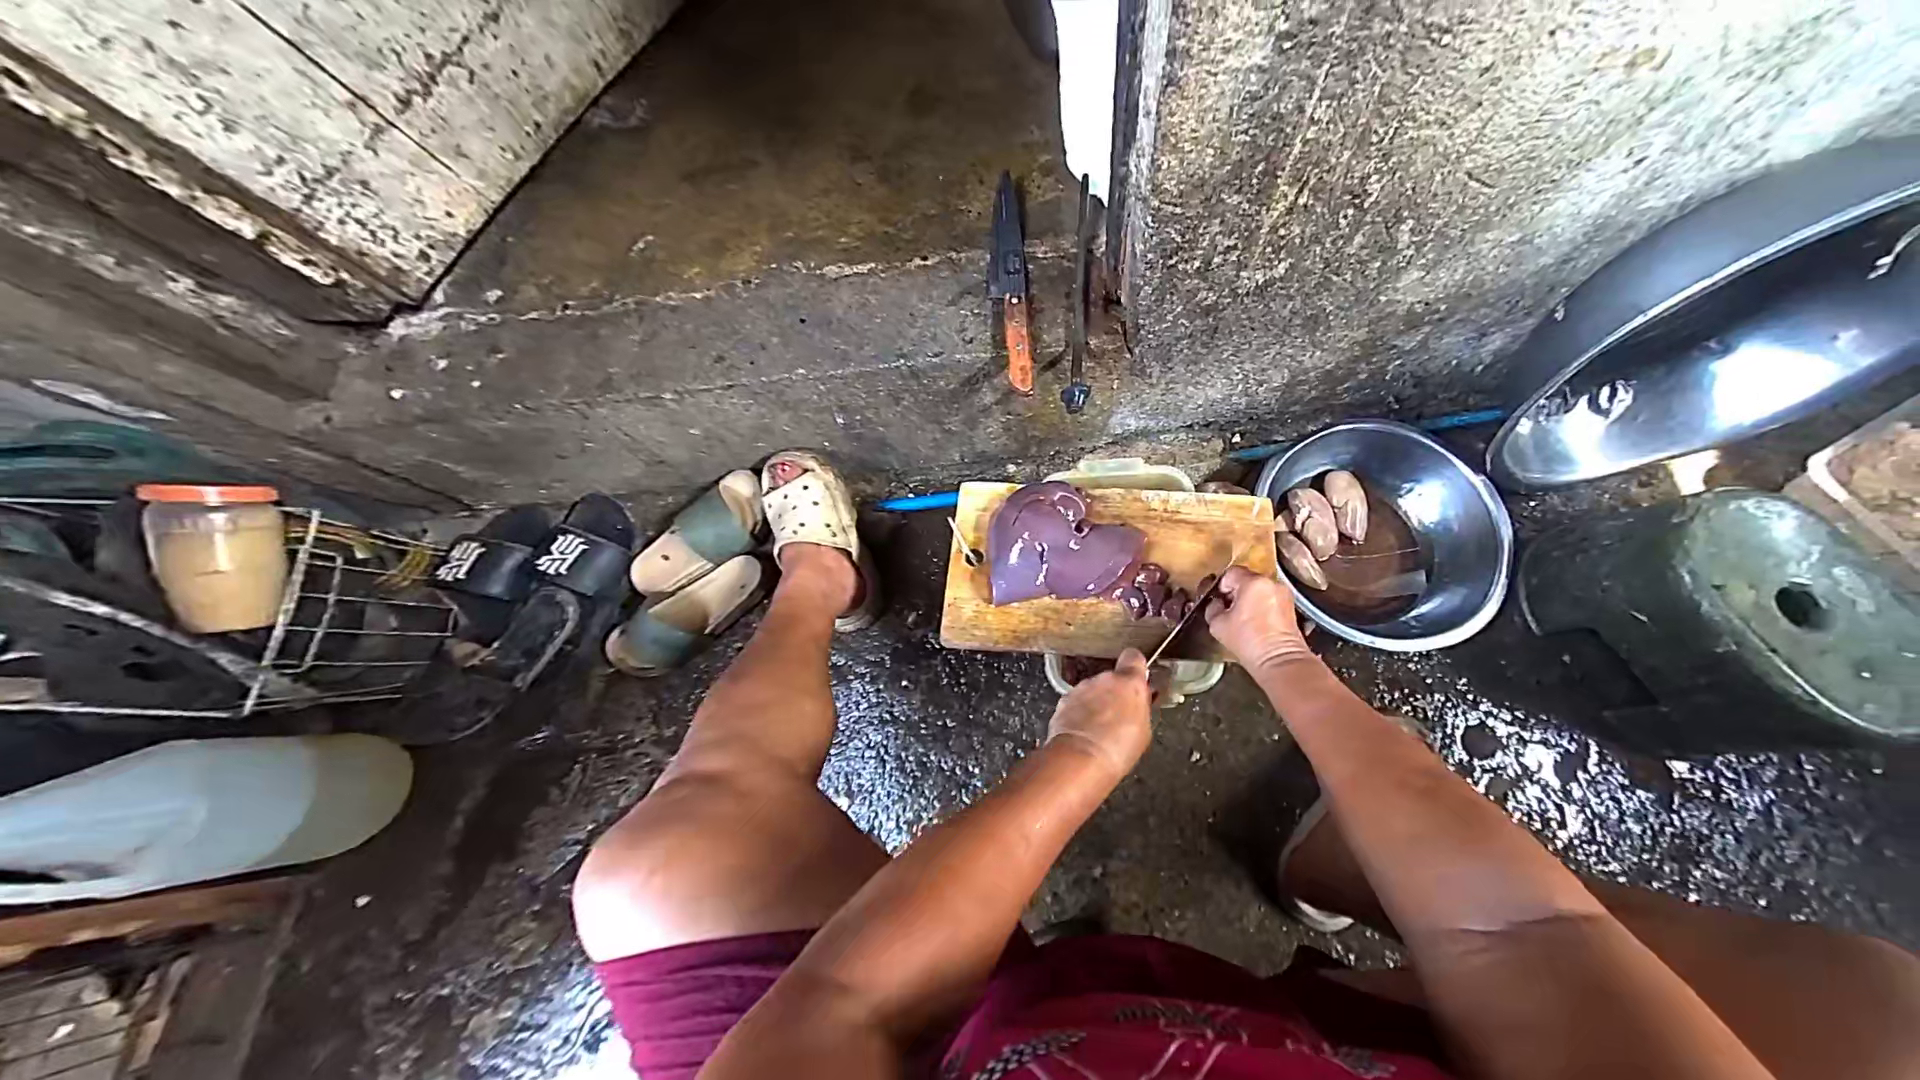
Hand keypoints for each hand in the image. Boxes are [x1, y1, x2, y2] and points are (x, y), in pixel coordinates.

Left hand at [1046, 648, 1153, 779]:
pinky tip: (1085, 731)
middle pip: (1112, 678)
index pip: (1134, 657)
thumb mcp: (1144, 730)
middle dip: (1115, 693)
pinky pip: (1076, 702)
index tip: (1138, 677)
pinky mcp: (1065, 700)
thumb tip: (1139, 703)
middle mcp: (1104, 679)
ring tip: (1101, 729)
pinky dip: (1080, 712)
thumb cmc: (1117, 748)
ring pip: (1093, 691)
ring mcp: (1082, 688)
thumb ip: (1141, 707)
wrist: (1082, 757)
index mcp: (1129, 682)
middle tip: (1120, 715)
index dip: (1136, 666)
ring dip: (1096, 703)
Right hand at [1204, 566, 1313, 671]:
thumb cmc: (1248, 641)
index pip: (1230, 573)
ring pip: (1258, 589)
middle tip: (1227, 610)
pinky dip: (1261, 606)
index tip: (1217, 600)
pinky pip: (1269, 598)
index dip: (1220, 586)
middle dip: (1235, 592)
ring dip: (1248, 598)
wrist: (1278, 660)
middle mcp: (1271, 583)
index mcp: (1253, 582)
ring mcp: (1283, 594)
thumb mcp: (1217, 623)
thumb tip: (1216, 602)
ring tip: (1242, 618)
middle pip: (1246, 579)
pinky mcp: (1290, 606)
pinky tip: (1255, 622)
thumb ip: (1212, 606)